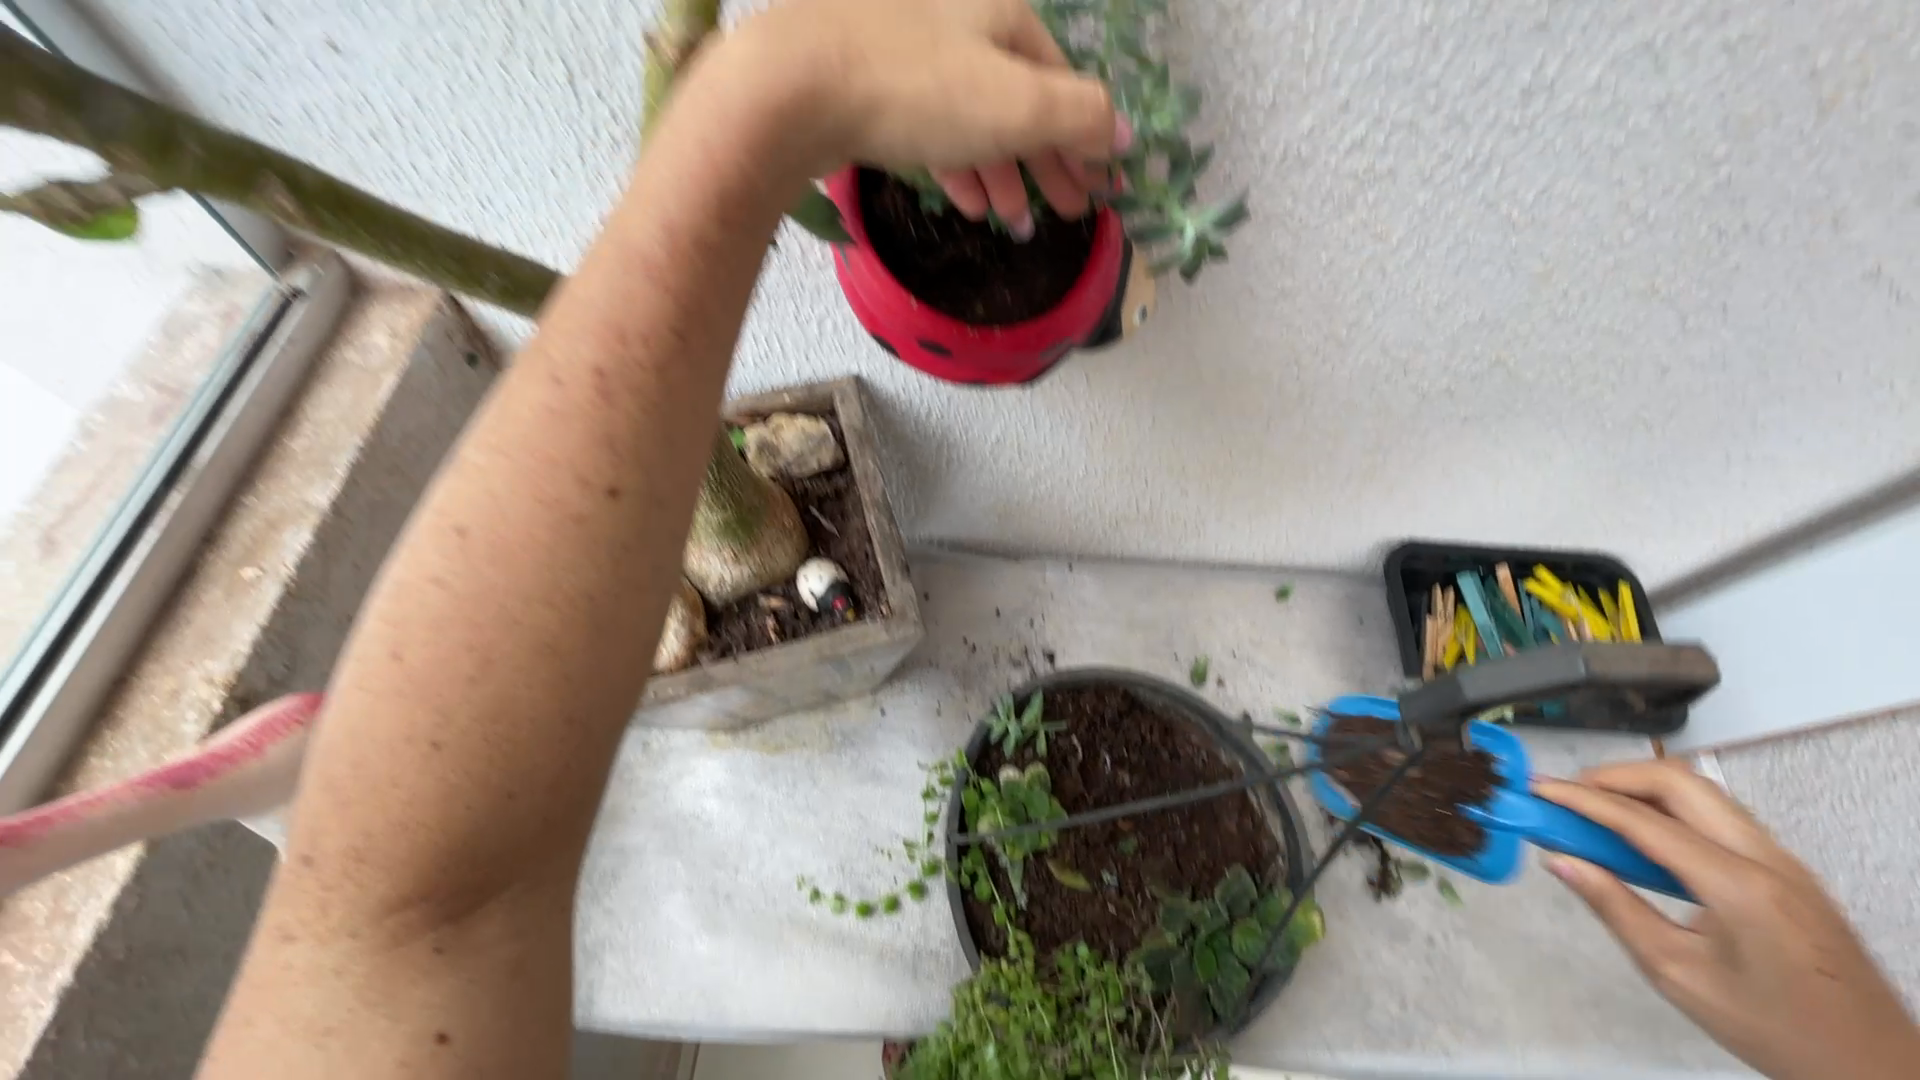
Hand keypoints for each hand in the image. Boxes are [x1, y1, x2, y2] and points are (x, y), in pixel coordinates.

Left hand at [727, 0, 1129, 236]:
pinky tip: (964, 201)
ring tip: (1015, 219)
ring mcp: (909, 55)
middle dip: (1046, 161)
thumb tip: (1125, 134)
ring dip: (1001, 172)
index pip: (1060, 83)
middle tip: (1066, 212)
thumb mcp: (1016, 103)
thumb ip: (1080, 117)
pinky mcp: (870, 90)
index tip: (1098, 187)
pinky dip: (955, 165)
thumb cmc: (916, 90)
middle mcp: (957, 24)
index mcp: (1000, 17)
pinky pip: (930, 130)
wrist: (793, 87)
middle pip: (1019, 101)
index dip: (1085, 137)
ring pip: (973, 120)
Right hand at [1535, 762, 1919, 1079]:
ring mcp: (1783, 861)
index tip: (1535, 790)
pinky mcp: (1787, 871)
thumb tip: (1561, 861)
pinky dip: (1668, 810)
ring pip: (1701, 793)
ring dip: (1641, 789)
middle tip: (1566, 796)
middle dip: (1612, 777)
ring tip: (1593, 812)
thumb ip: (1615, 908)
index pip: (1643, 819)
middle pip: (1679, 781)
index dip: (1580, 798)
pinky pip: (1718, 817)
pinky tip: (1640, 839)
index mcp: (1738, 885)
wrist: (1877, 1067)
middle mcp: (1766, 858)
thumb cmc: (1772, 1028)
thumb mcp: (1677, 974)